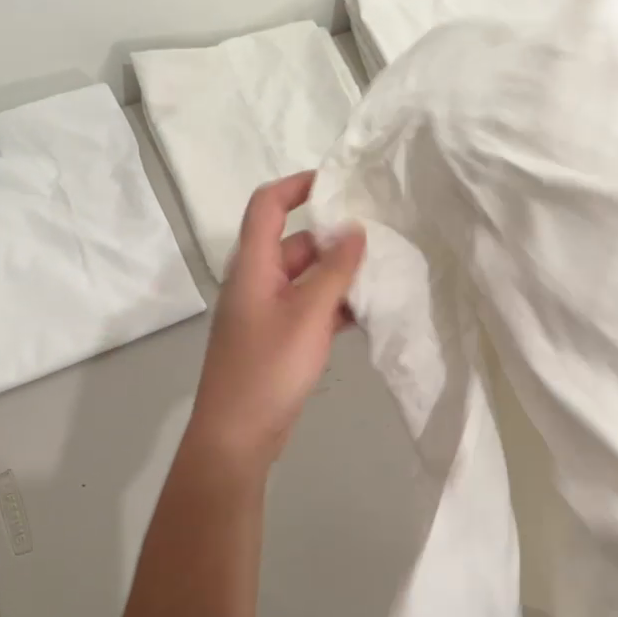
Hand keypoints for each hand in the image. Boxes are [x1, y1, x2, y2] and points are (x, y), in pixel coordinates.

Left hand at [187, 172, 366, 472]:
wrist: (237, 434)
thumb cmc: (269, 368)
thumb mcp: (308, 315)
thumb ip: (335, 271)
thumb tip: (354, 229)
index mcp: (252, 266)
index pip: (267, 206)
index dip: (297, 186)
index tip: (338, 182)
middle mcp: (255, 283)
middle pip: (293, 244)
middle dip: (333, 238)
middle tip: (378, 239)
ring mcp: (265, 314)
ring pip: (305, 280)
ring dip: (338, 276)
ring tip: (381, 275)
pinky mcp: (277, 342)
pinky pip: (308, 310)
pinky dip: (333, 307)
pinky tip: (365, 314)